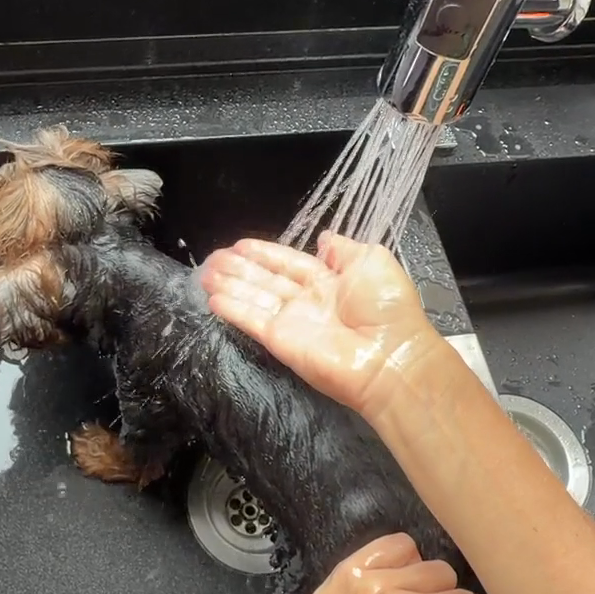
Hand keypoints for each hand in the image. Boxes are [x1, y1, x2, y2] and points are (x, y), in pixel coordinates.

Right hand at [201, 233, 450, 420]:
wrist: (390, 356)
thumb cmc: (386, 306)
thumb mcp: (372, 261)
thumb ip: (344, 249)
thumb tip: (324, 238)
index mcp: (329, 282)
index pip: (289, 263)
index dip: (264, 254)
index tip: (239, 245)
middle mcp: (307, 301)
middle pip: (265, 280)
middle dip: (239, 268)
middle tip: (212, 258)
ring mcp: (292, 322)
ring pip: (254, 298)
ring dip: (229, 285)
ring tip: (204, 273)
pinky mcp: (280, 341)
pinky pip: (252, 320)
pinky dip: (232, 309)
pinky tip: (213, 297)